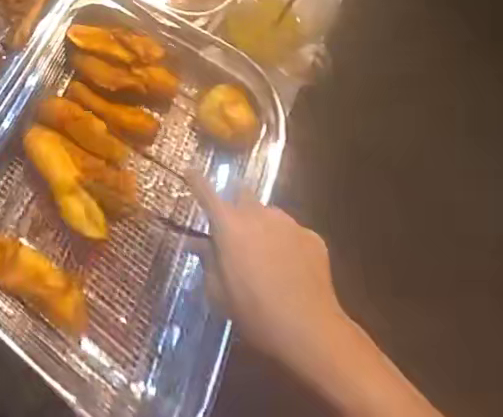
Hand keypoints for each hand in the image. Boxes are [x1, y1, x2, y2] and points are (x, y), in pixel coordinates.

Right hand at [191, 176, 351, 376]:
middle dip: (237, 207)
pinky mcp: (313, 237)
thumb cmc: (255, 312)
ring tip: (268, 256)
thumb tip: (198, 244)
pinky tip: (293, 269)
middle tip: (237, 232)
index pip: (206, 192)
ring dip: (264, 227)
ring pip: (269, 215)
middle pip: (242, 195)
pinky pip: (293, 233)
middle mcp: (257, 214)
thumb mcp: (219, 293)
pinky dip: (289, 244)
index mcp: (229, 224)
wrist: (311, 330)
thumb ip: (208, 262)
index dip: (196, 181)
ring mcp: (288, 223)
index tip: (190, 172)